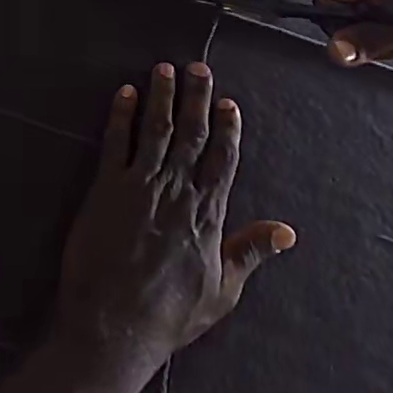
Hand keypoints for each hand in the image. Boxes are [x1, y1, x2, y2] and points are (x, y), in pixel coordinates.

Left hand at [53, 62, 293, 372]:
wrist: (114, 325)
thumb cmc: (169, 313)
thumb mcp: (222, 291)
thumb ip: (251, 253)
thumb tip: (287, 231)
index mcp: (206, 215)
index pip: (221, 160)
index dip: (227, 128)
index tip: (229, 102)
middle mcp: (176, 193)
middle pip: (190, 135)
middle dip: (195, 98)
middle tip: (198, 67)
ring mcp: (140, 187)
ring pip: (155, 131)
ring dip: (161, 97)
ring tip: (164, 68)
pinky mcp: (106, 188)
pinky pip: (115, 142)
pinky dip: (120, 115)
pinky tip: (125, 92)